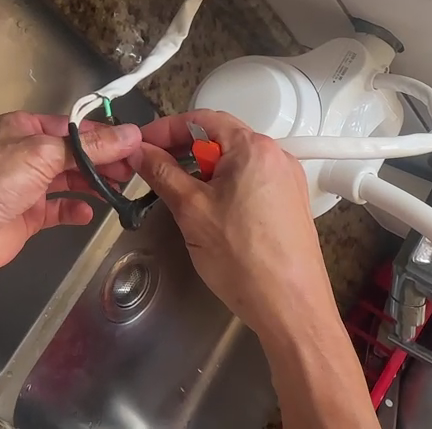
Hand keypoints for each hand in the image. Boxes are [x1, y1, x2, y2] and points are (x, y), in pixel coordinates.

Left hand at [0, 111, 140, 281]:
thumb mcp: (46, 153)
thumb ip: (89, 147)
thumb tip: (130, 134)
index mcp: (23, 127)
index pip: (71, 127)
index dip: (102, 135)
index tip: (132, 144)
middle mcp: (24, 152)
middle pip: (72, 153)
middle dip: (102, 161)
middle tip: (133, 170)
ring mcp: (25, 185)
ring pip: (67, 179)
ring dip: (92, 183)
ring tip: (120, 189)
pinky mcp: (27, 215)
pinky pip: (57, 208)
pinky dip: (74, 208)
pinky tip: (89, 212)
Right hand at [129, 110, 332, 343]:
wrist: (293, 313)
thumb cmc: (243, 258)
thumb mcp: (191, 210)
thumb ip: (161, 172)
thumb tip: (138, 151)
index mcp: (253, 148)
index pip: (201, 119)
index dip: (166, 129)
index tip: (141, 143)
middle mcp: (276, 156)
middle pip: (219, 136)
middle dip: (182, 148)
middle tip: (152, 164)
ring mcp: (287, 181)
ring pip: (234, 160)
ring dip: (202, 168)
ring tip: (176, 189)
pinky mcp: (289, 204)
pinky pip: (249, 180)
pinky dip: (223, 184)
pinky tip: (207, 207)